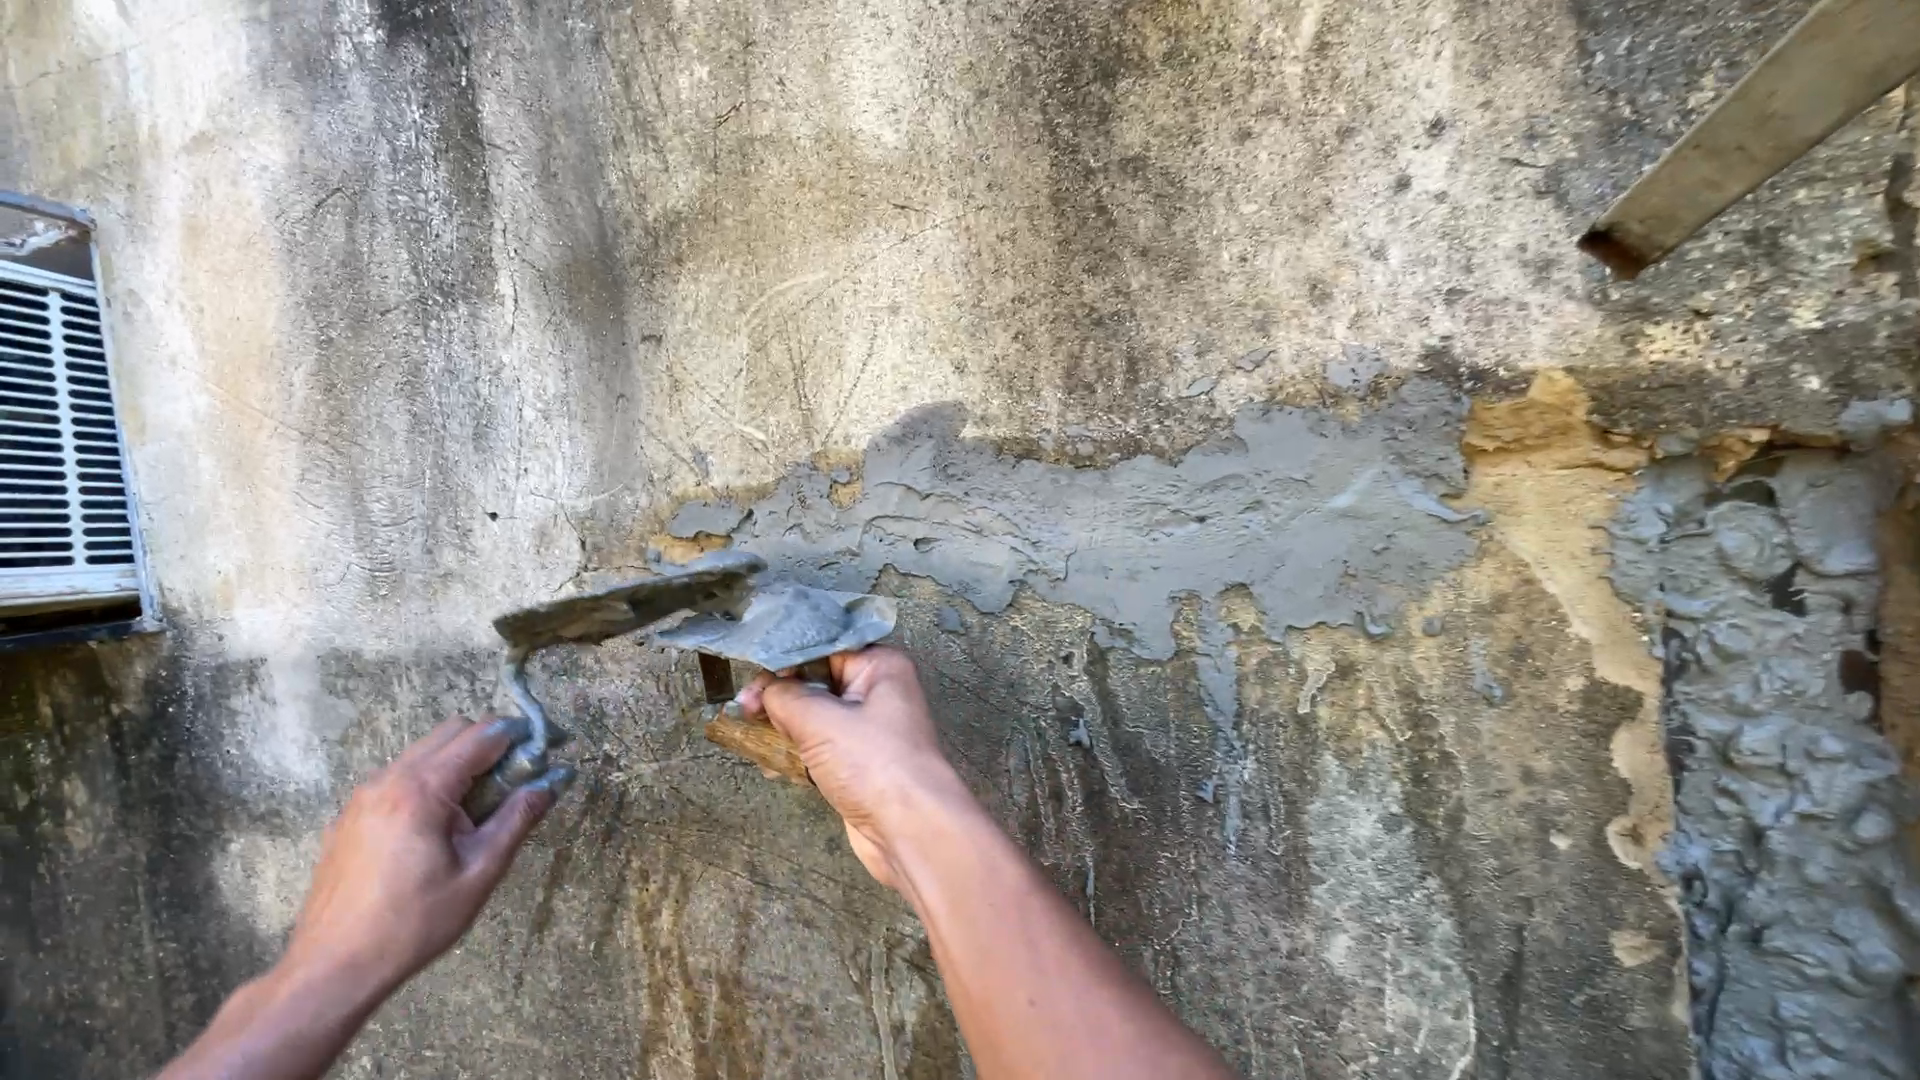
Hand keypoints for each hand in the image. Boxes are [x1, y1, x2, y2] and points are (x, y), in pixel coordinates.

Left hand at [281, 716, 573, 995]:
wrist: (330, 971)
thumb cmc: (413, 924)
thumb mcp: (480, 872)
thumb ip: (519, 817)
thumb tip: (554, 781)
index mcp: (422, 791)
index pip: (483, 734)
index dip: (523, 735)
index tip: (551, 748)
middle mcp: (387, 780)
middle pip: (453, 731)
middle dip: (492, 744)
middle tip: (517, 781)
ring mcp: (361, 797)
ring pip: (425, 751)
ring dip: (461, 762)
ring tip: (478, 810)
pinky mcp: (348, 816)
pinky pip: (400, 777)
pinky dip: (431, 781)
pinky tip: (438, 828)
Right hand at [738, 646, 975, 890]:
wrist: (909, 829)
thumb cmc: (873, 763)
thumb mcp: (820, 719)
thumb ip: (785, 697)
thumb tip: (764, 691)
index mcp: (881, 665)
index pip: (824, 648)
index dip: (786, 661)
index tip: (752, 677)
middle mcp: (878, 691)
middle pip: (818, 682)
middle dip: (781, 697)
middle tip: (745, 709)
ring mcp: (869, 729)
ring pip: (816, 717)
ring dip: (784, 727)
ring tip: (752, 737)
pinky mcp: (859, 762)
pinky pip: (820, 747)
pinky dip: (796, 753)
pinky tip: (771, 764)